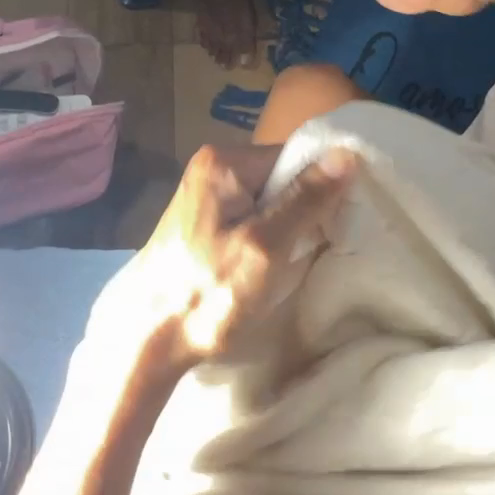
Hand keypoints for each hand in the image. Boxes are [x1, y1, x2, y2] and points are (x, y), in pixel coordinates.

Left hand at [120, 144, 355, 372]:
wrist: (148, 340)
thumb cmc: (208, 294)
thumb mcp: (266, 246)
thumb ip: (305, 199)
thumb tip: (346, 153)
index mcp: (224, 162)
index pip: (297, 156)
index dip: (324, 187)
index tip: (342, 222)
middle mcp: (212, 167)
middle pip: (283, 177)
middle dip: (306, 209)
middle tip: (323, 246)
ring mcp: (206, 195)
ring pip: (271, 201)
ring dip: (289, 228)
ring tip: (299, 260)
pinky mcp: (204, 223)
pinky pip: (253, 218)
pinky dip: (269, 239)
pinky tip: (273, 265)